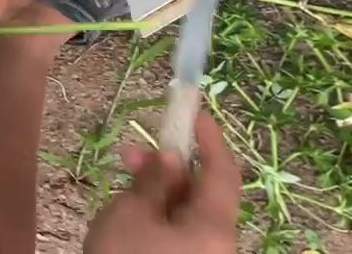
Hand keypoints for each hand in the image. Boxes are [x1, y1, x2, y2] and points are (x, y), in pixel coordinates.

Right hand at [84, 111, 240, 253]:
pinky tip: (134, 201)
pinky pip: (181, 228)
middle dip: (173, 164)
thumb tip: (171, 156)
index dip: (212, 141)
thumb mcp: (133, 211)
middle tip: (136, 148)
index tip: (196, 111)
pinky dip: (161, 207)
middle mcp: (219, 245)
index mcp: (214, 230)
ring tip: (127, 170)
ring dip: (163, 185)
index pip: (224, 176)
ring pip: (190, 210)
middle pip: (205, 193)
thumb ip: (154, 181)